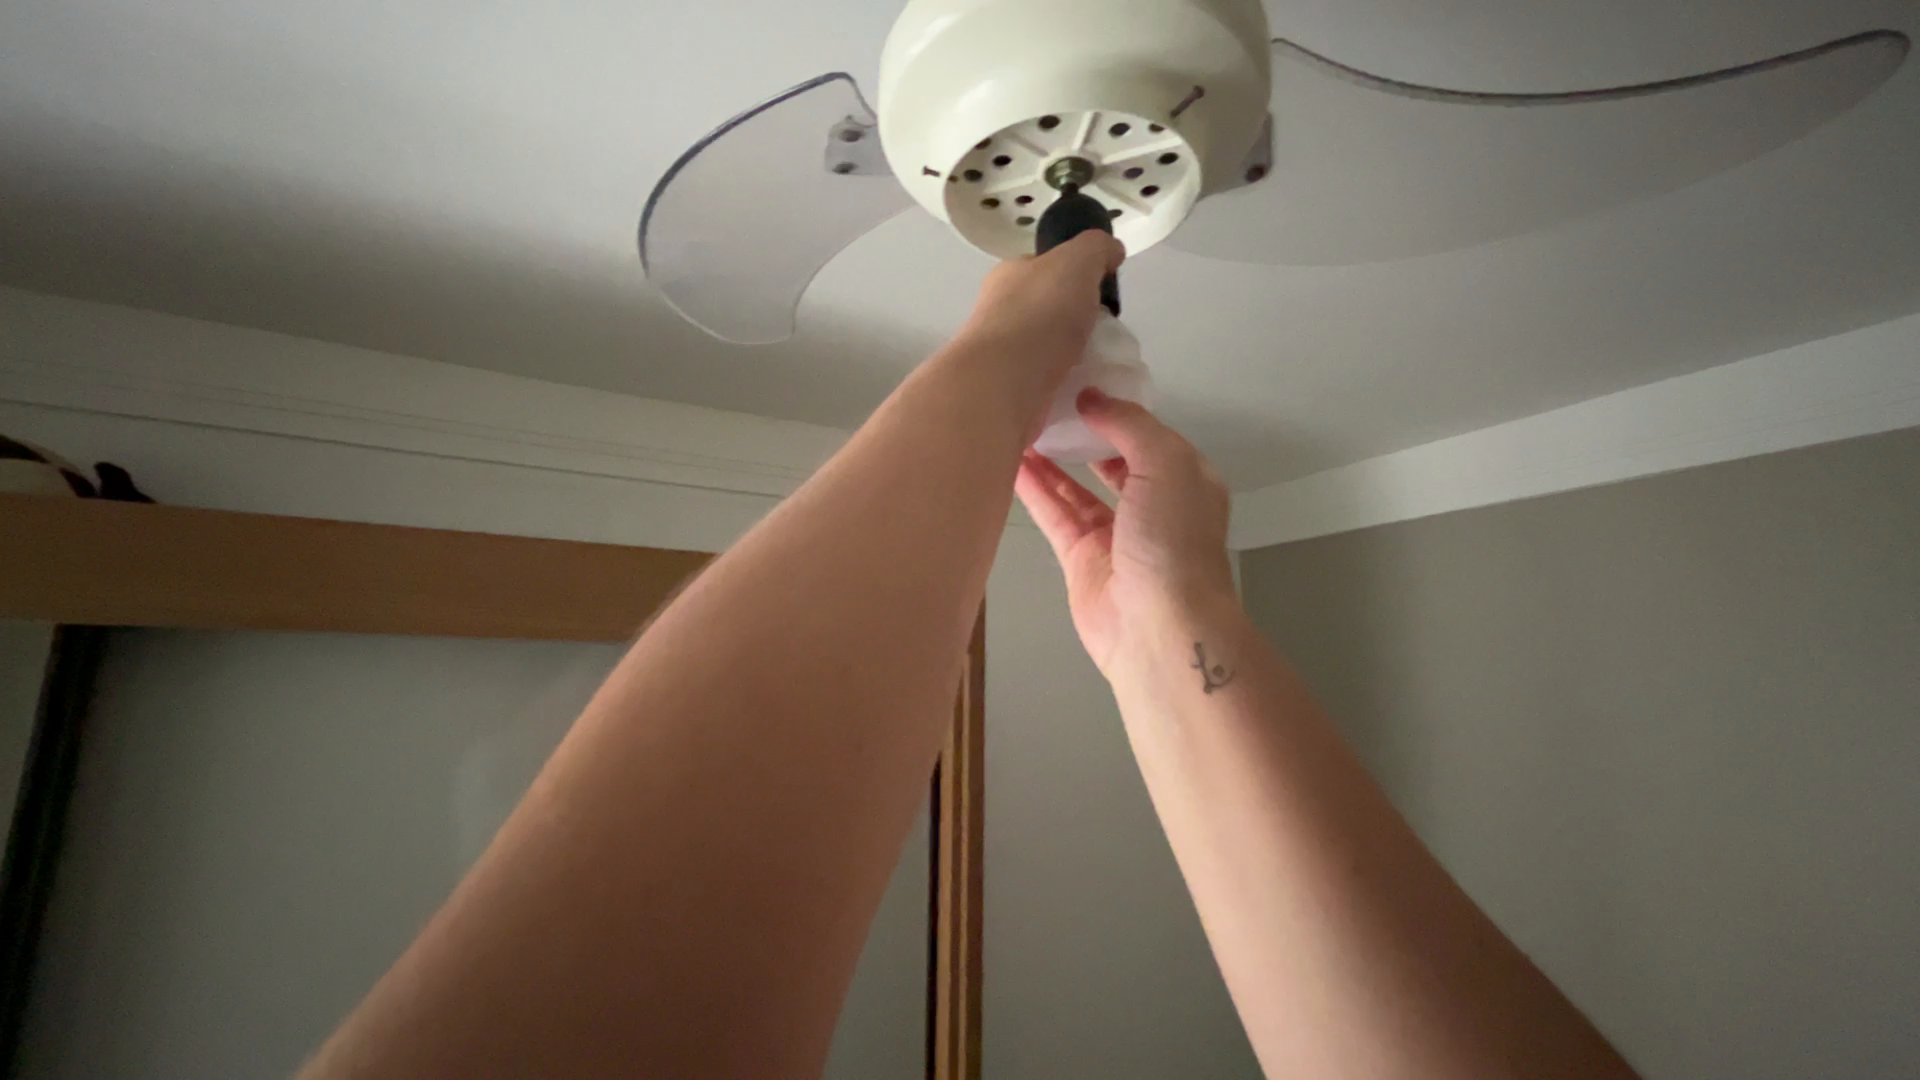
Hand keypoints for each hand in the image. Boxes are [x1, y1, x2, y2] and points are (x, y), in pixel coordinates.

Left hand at [955, 231, 1125, 382]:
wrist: (1005, 382)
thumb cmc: (1040, 313)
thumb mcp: (1078, 260)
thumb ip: (1097, 249)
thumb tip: (1112, 251)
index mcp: (1010, 276)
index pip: (1042, 268)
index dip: (1073, 276)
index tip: (1100, 295)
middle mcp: (1001, 313)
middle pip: (1046, 313)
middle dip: (1075, 323)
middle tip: (1104, 335)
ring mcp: (1003, 357)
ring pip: (1046, 353)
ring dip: (1072, 359)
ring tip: (1099, 366)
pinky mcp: (1010, 393)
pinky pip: (1046, 386)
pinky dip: (1066, 388)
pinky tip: (1083, 392)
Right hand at [1014, 389, 1235, 675]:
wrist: (1157, 625)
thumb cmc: (1173, 539)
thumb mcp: (1166, 463)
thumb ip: (1129, 425)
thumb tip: (1092, 399)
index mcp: (1183, 479)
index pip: (1146, 435)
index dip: (1116, 410)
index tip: (1079, 383)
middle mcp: (1150, 504)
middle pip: (1110, 460)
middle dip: (1082, 433)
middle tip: (1044, 402)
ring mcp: (1114, 534)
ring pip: (1076, 487)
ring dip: (1051, 459)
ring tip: (1019, 426)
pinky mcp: (1080, 558)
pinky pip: (1054, 514)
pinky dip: (1034, 489)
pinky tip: (1011, 463)